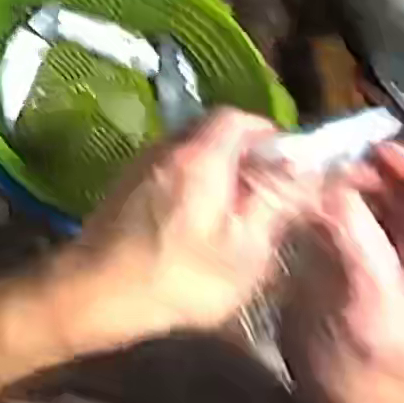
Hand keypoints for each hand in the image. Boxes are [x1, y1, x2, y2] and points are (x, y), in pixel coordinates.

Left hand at [35, 110, 315, 355]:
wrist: (101, 286)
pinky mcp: (129, 179)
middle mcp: (166, 146)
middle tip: (271, 190)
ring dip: (220, 165)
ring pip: (191, 147)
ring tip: (241, 207)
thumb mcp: (245, 248)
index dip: (268, 133)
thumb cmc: (182, 275)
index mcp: (198, 156)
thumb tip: (302, 165)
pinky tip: (203, 214)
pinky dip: (195, 177)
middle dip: (246, 151)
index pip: (235, 117)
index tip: (292, 164)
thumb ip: (273, 200)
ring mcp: (143, 160)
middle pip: (212, 128)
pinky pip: (172, 163)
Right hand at [285, 145, 403, 402]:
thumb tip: (332, 182)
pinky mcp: (403, 282)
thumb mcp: (358, 299)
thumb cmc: (355, 362)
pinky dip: (373, 202)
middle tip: (357, 153)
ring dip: (387, 185)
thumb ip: (351, 236)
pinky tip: (343, 193)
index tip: (378, 149)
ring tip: (346, 167)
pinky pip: (398, 229)